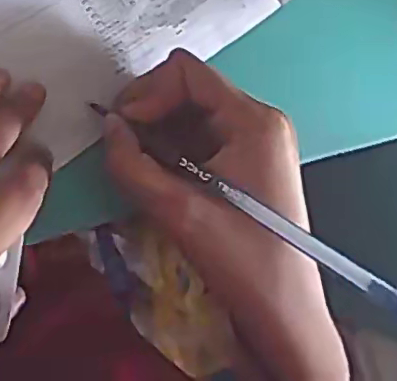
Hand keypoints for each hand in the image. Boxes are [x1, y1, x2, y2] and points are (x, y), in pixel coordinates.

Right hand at [102, 49, 347, 380]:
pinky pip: (200, 132)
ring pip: (190, 109)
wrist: (288, 324)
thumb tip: (108, 126)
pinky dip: (172, 144)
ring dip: (158, 128)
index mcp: (252, 120)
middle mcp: (257, 118)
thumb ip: (134, 166)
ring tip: (136, 158)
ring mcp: (255, 138)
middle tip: (122, 140)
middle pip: (188, 85)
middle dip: (150, 108)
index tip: (123, 124)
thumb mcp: (181, 214)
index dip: (148, 91)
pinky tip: (157, 171)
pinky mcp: (248, 158)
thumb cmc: (245, 266)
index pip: (187, 72)